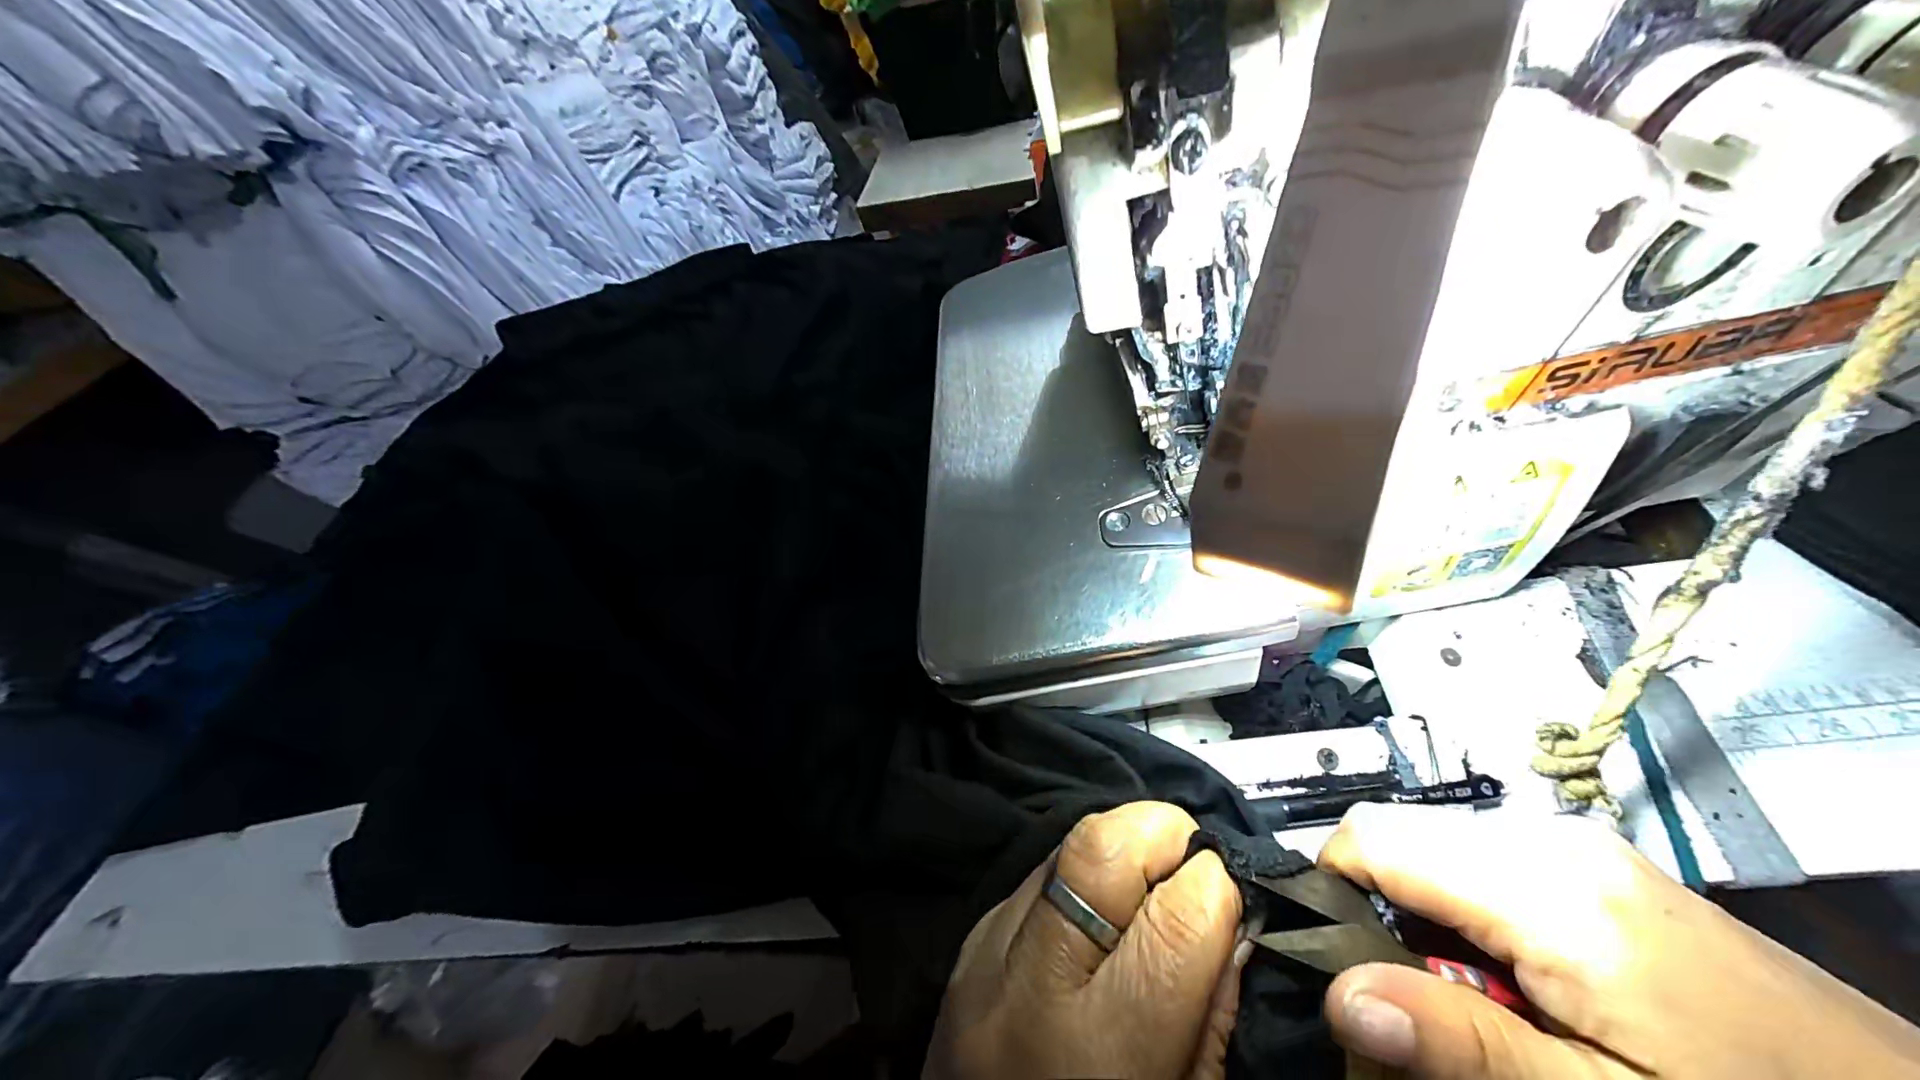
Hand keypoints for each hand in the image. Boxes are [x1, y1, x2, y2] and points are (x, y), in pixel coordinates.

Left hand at [926, 802, 1251, 1079]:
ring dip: (1123, 848)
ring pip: (1068, 842)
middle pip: (1100, 846)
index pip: (1175, 918)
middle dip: (1162, 833)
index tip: (1235, 893)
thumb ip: (1212, 1015)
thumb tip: (1233, 920)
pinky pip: (1042, 870)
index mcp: (1097, 1050)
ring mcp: (988, 945)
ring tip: (1150, 888)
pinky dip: (1084, 873)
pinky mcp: (972, 931)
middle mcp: (1029, 980)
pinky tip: (1100, 912)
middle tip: (1193, 866)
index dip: (1218, 885)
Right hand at [1318, 803, 1919, 1078]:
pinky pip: (1487, 865)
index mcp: (1547, 883)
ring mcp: (1583, 848)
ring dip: (1424, 920)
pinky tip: (1521, 987)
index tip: (1345, 972)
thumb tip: (1338, 994)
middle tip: (1420, 1011)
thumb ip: (1462, 1043)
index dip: (1331, 893)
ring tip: (1478, 1008)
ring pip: (1436, 851)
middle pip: (1398, 839)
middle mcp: (1554, 838)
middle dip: (1379, 915)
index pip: (1368, 836)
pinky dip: (1469, 915)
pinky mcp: (1601, 868)